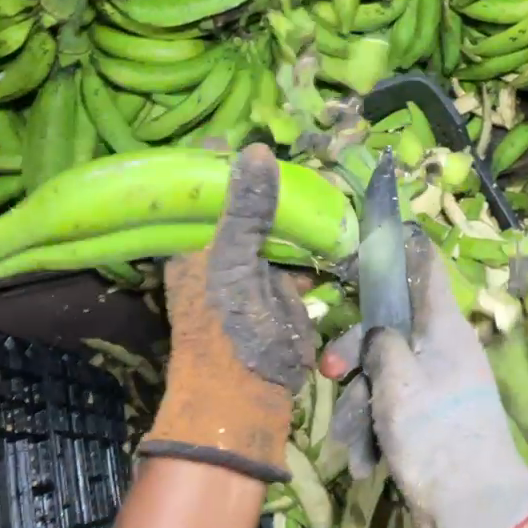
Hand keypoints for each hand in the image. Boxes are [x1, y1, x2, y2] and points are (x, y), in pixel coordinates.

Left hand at [139, 145, 313, 482]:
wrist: (248, 393)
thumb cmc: (224, 326)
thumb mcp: (231, 262)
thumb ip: (245, 210)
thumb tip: (258, 150)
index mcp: (193, 240)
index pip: (199, 187)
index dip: (217, 160)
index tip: (244, 134)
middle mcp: (222, 248)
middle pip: (244, 201)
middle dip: (270, 181)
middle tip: (298, 155)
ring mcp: (255, 266)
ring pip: (276, 225)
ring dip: (299, 209)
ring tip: (324, 182)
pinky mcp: (284, 285)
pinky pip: (301, 252)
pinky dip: (315, 240)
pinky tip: (335, 222)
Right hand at [359, 231, 527, 527]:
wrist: (472, 508)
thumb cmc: (435, 432)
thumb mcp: (398, 378)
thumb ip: (380, 342)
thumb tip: (377, 332)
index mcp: (444, 325)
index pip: (426, 268)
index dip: (400, 249)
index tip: (371, 242)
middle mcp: (443, 348)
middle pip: (391, 327)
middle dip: (356, 352)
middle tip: (331, 371)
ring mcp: (438, 385)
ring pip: (385, 372)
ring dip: (361, 403)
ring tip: (354, 439)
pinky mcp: (430, 420)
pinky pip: (393, 408)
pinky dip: (375, 428)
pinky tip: (367, 459)